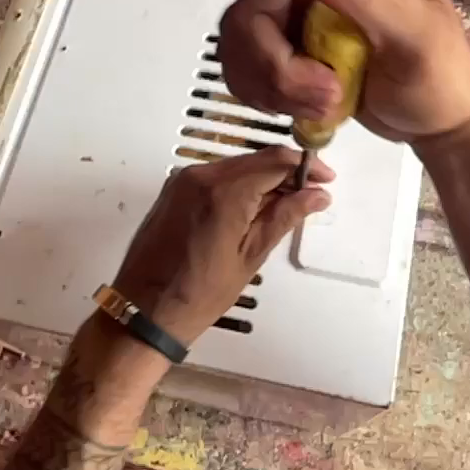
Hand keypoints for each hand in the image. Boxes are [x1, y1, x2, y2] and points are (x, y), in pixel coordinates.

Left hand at [111, 147, 332, 343]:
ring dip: (265, 178)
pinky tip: (255, 206)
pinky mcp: (174, 189)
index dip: (306, 166)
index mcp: (224, 192)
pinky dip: (241, 184)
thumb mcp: (251, 256)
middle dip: (288, 172)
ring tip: (287, 204)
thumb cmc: (197, 293)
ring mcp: (184, 180)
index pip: (276, 161)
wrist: (145, 310)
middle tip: (312, 193)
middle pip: (257, 159)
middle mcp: (201, 177)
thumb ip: (285, 217)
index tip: (325, 178)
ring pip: (238, 165)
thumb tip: (316, 195)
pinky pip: (217, 176)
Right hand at [182, 0, 469, 144]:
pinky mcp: (286, 56)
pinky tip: (311, 110)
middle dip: (273, 66)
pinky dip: (269, 99)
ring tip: (327, 105)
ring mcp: (292, 19)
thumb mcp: (417, 35)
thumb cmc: (441, 72)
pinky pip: (245, 73)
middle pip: (246, 10)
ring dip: (274, 89)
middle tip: (324, 96)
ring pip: (240, 48)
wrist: (439, 118)